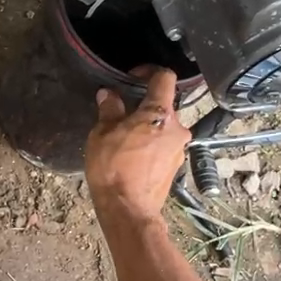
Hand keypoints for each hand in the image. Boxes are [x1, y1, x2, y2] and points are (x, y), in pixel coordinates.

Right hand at [85, 67, 192, 227]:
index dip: (149, 71)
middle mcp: (177, 128)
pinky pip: (163, 147)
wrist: (128, 208)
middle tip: (120, 116)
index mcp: (159, 113)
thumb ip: (109, 110)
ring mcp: (179, 149)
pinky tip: (131, 158)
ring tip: (123, 140)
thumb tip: (109, 95)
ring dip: (146, 128)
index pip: (165, 78)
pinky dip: (149, 146)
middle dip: (143, 107)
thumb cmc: (113, 168)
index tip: (133, 77)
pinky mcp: (175, 167)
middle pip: (163, 106)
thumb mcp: (102, 134)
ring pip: (163, 128)